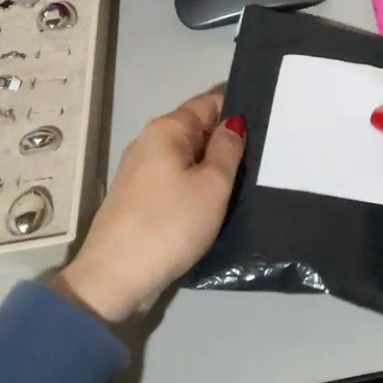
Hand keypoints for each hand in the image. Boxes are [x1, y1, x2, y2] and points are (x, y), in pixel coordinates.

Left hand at [51, 91, 245, 323]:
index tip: (268, 124)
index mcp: (166, 129)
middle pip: (198, 129)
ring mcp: (141, 172)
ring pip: (188, 158)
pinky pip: (177, 180)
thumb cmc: (170, 224)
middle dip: (227, 140)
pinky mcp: (139, 199)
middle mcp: (149, 143)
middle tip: (265, 156)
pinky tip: (217, 203)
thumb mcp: (212, 185)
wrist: (114, 280)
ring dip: (213, 167)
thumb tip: (233, 124)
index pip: (209, 102)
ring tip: (247, 180)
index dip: (239, 109)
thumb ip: (228, 149)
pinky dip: (197, 186)